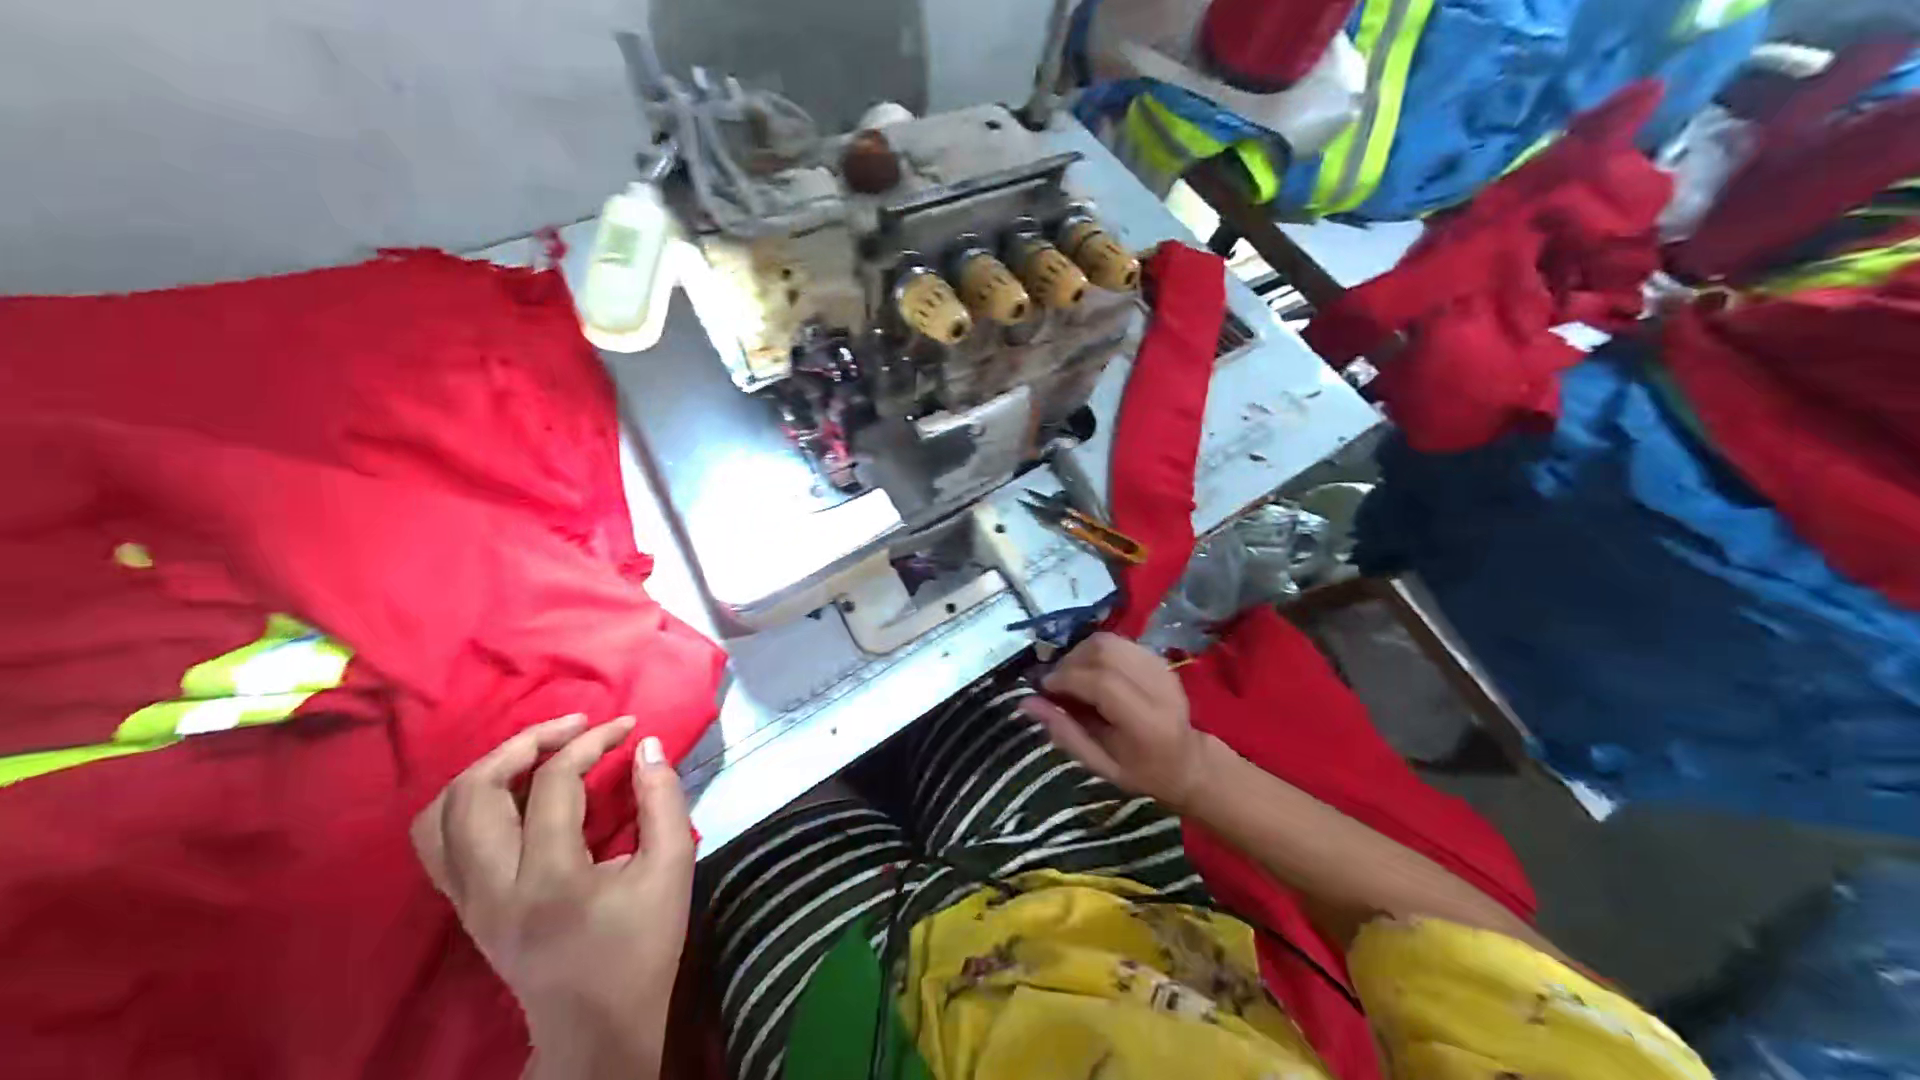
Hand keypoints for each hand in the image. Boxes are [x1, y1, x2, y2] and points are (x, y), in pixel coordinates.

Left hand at [411, 714, 692, 1079]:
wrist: (597, 1026)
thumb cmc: (643, 946)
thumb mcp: (671, 868)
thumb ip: (663, 800)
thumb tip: (645, 744)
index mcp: (549, 878)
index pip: (553, 784)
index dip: (591, 743)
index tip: (627, 727)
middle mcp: (492, 887)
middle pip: (475, 791)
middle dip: (526, 742)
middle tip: (574, 726)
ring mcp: (468, 902)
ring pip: (440, 816)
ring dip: (486, 769)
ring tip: (535, 752)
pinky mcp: (464, 909)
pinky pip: (438, 843)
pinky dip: (466, 803)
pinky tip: (508, 793)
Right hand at [1019, 633, 1213, 810]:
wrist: (1186, 761)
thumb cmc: (1140, 770)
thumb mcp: (1099, 764)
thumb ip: (1064, 732)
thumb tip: (1026, 702)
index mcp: (1147, 723)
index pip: (1103, 683)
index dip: (1067, 678)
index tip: (1044, 688)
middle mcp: (1158, 688)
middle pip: (1105, 653)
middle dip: (1070, 661)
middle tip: (1055, 683)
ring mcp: (1162, 668)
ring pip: (1110, 641)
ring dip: (1080, 652)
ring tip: (1071, 676)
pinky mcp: (1159, 659)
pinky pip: (1119, 642)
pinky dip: (1096, 651)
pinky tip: (1090, 671)